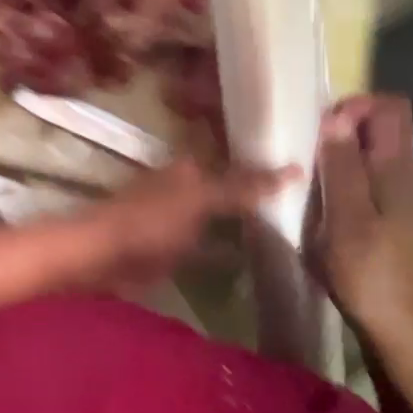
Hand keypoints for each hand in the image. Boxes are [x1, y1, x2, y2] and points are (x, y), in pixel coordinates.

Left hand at [74, 157, 298, 293]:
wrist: (100, 257)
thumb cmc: (148, 221)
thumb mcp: (200, 198)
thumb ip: (243, 185)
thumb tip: (295, 166)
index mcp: (188, 167)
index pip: (235, 155)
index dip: (265, 158)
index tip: (307, 159)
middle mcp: (184, 188)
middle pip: (229, 186)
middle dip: (259, 191)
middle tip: (311, 197)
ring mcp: (177, 220)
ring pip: (220, 216)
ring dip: (245, 221)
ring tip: (294, 226)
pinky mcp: (172, 250)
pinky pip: (209, 246)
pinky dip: (228, 249)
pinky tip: (255, 256)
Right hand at [308, 95, 412, 343]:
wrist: (405, 329)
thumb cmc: (371, 273)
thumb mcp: (346, 217)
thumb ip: (342, 166)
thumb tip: (336, 117)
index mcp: (397, 168)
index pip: (389, 107)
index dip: (352, 106)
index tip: (316, 131)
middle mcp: (405, 176)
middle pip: (377, 130)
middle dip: (337, 133)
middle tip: (301, 161)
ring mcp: (400, 200)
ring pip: (368, 158)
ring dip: (334, 162)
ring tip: (303, 187)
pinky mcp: (390, 222)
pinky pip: (364, 185)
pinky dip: (339, 187)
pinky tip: (318, 213)